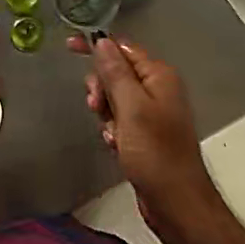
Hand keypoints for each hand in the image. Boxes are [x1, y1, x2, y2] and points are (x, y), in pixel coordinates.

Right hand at [70, 35, 219, 227]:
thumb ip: (115, 72)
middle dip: (101, 89)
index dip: (96, 46)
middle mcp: (157, 89)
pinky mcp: (144, 134)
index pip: (122, 48)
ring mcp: (151, 112)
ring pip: (113, 98)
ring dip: (105, 114)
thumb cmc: (155, 153)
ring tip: (112, 134)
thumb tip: (102, 41)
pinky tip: (116, 146)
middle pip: (115, 73)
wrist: (175, 202)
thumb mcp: (131, 108)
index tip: (69, 46)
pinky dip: (112, 130)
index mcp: (159, 76)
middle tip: (97, 107)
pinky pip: (118, 120)